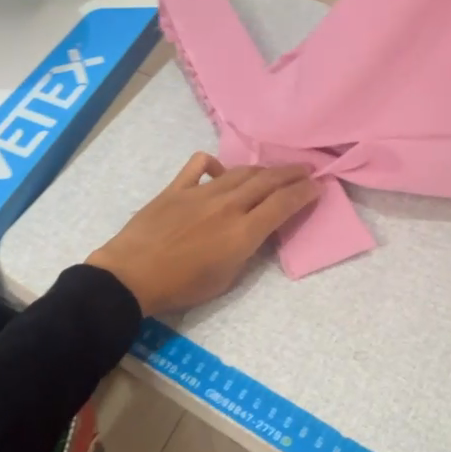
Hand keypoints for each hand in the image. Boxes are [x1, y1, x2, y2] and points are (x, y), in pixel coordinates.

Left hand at [87, 153, 318, 315]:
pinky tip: (220, 171)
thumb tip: (257, 232)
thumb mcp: (226, 279)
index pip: (284, 203)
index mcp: (243, 232)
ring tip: (274, 171)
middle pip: (267, 181)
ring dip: (262, 170)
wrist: (133, 274)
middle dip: (291, 174)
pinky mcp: (177, 187)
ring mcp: (201, 192)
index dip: (305, 193)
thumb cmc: (181, 287)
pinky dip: (215, 164)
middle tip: (306, 170)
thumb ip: (246, 251)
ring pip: (240, 172)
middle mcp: (228, 205)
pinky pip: (201, 165)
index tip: (318, 187)